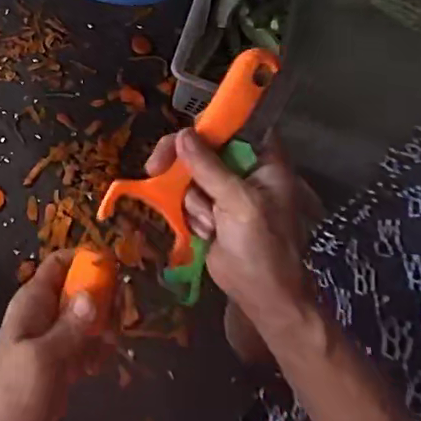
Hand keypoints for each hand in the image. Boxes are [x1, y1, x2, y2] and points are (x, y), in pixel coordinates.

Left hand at [0, 250, 108, 420]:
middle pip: (78, 290)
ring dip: (103, 327)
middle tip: (120, 317)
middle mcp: (43, 315)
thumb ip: (70, 328)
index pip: (58, 264)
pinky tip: (103, 364)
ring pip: (85, 320)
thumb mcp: (43, 358)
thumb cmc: (12, 393)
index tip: (115, 268)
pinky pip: (85, 348)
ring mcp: (52, 342)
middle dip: (101, 297)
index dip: (85, 260)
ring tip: (112, 343)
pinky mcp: (60, 367)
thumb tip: (92, 293)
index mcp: (32, 302)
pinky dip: (96, 352)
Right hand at [146, 130, 318, 336]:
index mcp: (264, 162)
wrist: (263, 296)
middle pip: (202, 146)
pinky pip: (185, 197)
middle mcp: (244, 170)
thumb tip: (182, 134)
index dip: (210, 123)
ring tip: (211, 225)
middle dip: (181, 163)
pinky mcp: (210, 209)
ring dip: (192, 200)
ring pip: (189, 174)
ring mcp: (225, 190)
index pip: (237, 126)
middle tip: (155, 168)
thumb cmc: (264, 246)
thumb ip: (209, 167)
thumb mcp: (239, 202)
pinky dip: (190, 214)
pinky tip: (206, 232)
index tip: (184, 133)